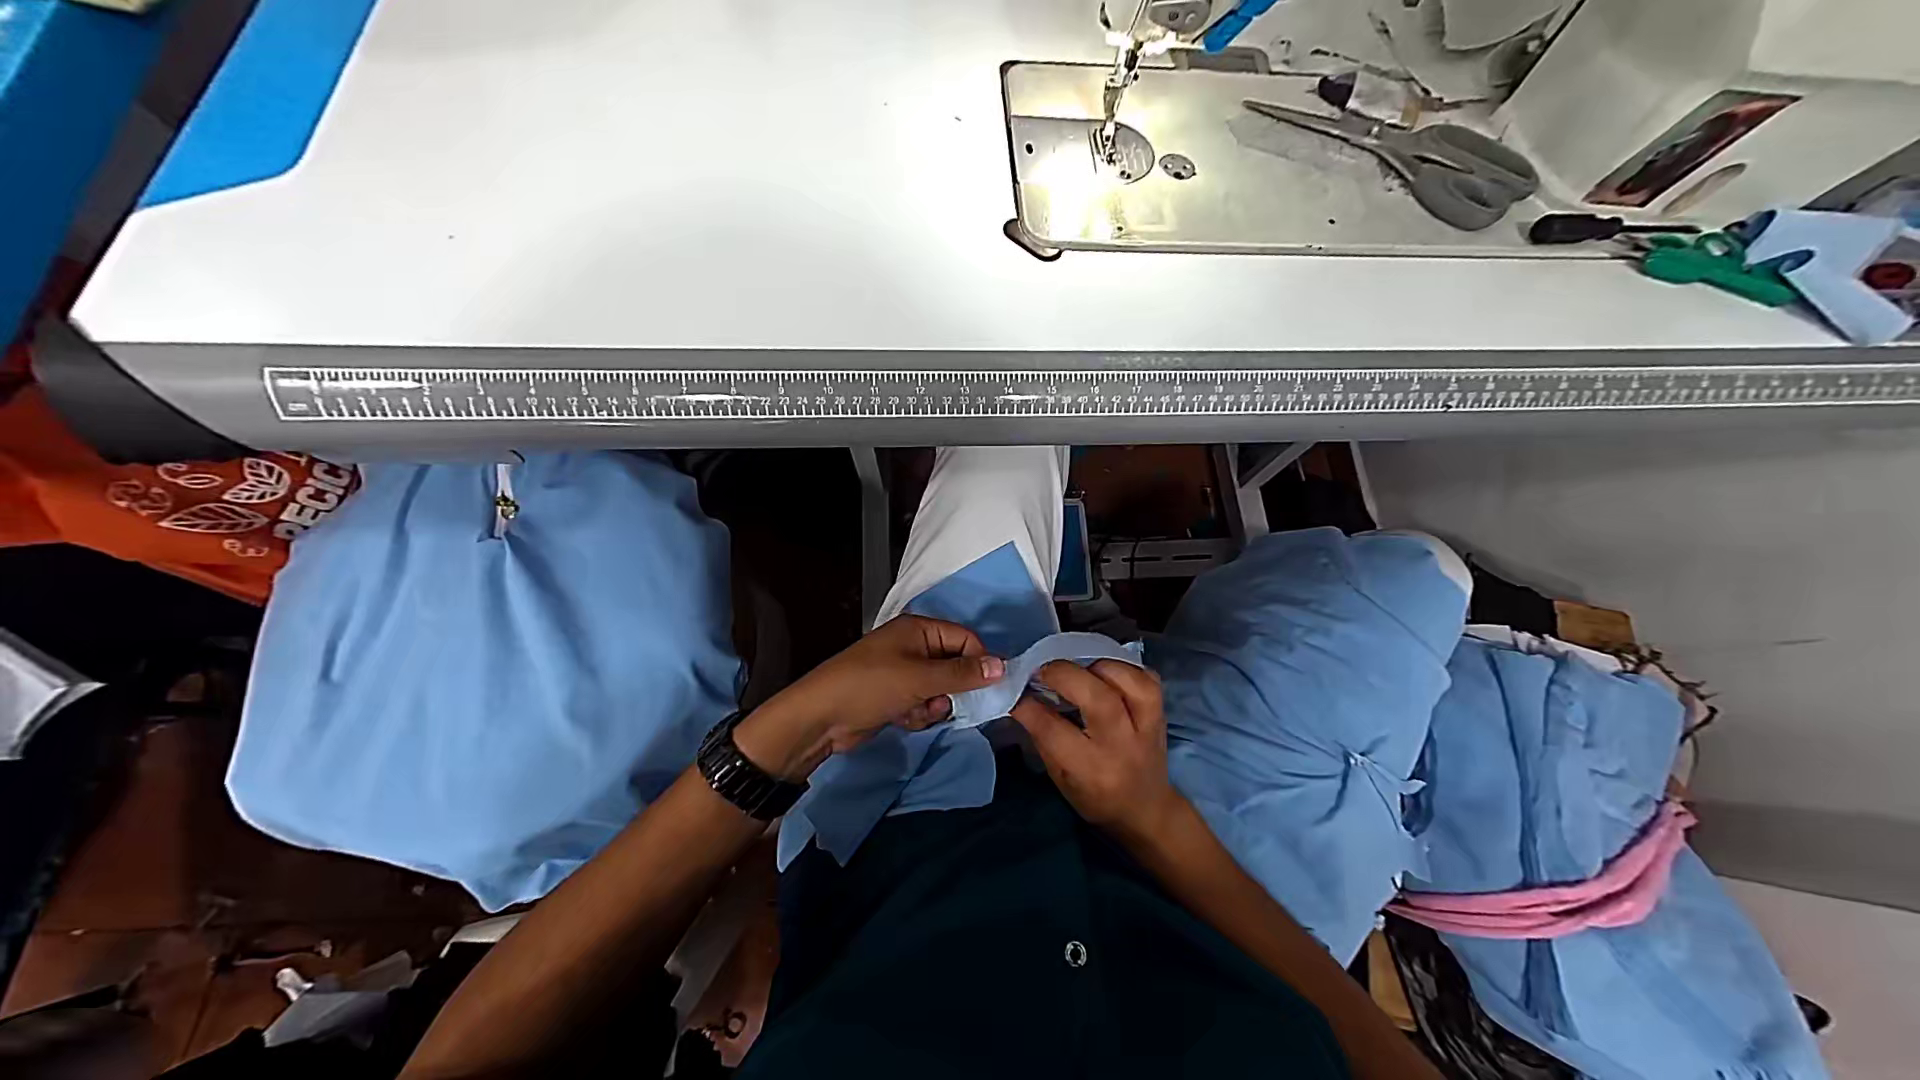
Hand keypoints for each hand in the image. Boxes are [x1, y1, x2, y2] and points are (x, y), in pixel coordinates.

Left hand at [734, 615, 1005, 780]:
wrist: (821, 718)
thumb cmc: (871, 686)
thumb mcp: (920, 678)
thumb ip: (963, 673)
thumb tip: (1002, 666)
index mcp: (919, 629)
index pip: (965, 638)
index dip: (979, 662)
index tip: (990, 687)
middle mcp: (914, 646)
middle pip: (954, 665)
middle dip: (953, 688)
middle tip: (945, 702)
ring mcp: (903, 672)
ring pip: (941, 689)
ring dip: (935, 705)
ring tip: (917, 711)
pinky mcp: (895, 696)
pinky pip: (923, 703)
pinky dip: (919, 713)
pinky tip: (903, 719)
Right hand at [1011, 659, 1183, 845]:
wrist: (1146, 809)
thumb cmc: (1095, 796)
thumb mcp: (1059, 777)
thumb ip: (1042, 735)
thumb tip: (1023, 696)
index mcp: (1090, 768)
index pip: (1053, 729)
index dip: (1028, 705)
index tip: (1016, 691)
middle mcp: (1121, 745)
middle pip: (1097, 698)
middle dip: (1063, 674)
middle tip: (1043, 670)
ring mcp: (1147, 726)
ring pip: (1127, 679)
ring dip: (1096, 665)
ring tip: (1078, 669)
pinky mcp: (1161, 713)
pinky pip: (1147, 677)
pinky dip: (1124, 667)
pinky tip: (1106, 671)